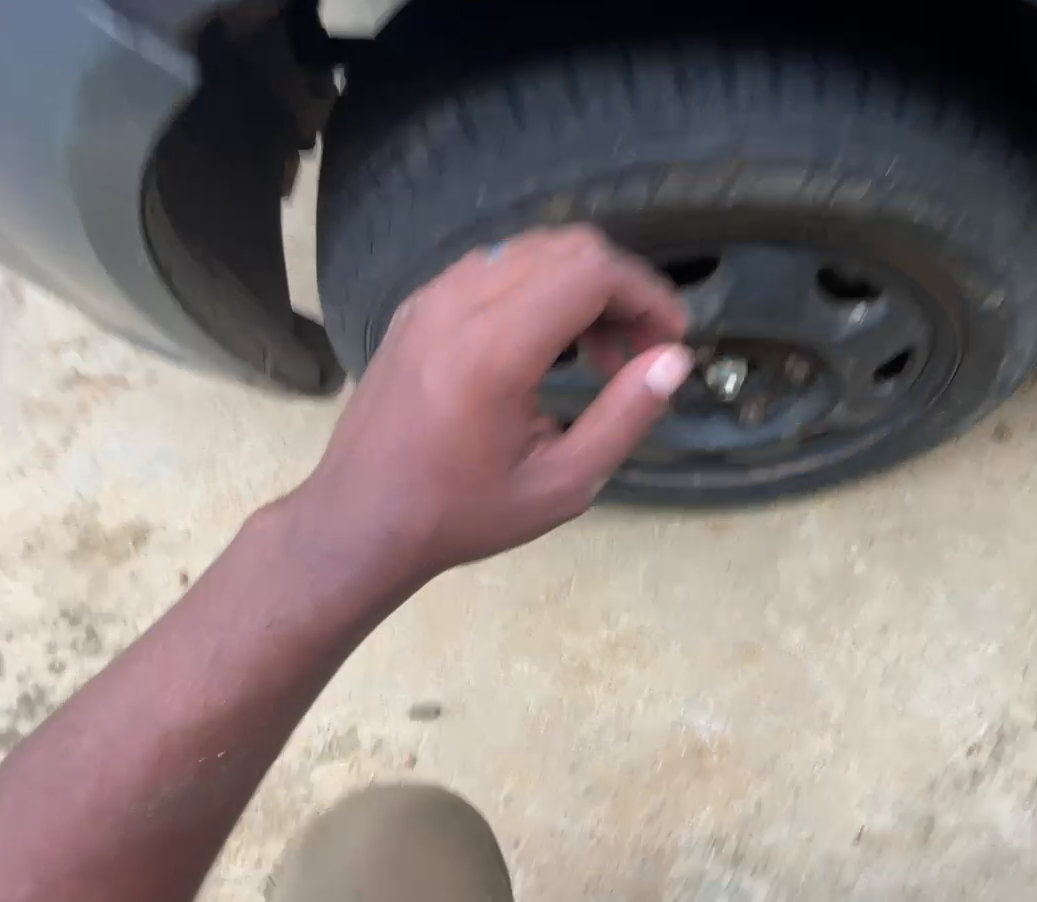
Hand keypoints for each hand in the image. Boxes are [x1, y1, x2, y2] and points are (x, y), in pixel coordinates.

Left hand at [286, 226, 692, 587]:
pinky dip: (546, 290)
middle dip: (624, 290)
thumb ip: (625, 418)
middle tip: (643, 351)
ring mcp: (432, 297)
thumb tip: (675, 362)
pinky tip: (553, 347)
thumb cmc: (466, 512)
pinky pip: (500, 266)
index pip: (590, 272)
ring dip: (586, 289)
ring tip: (602, 357)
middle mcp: (458, 303)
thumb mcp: (564, 484)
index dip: (648, 295)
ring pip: (534, 249)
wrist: (361, 519)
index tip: (673, 339)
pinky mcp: (421, 304)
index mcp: (494, 349)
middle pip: (568, 248)